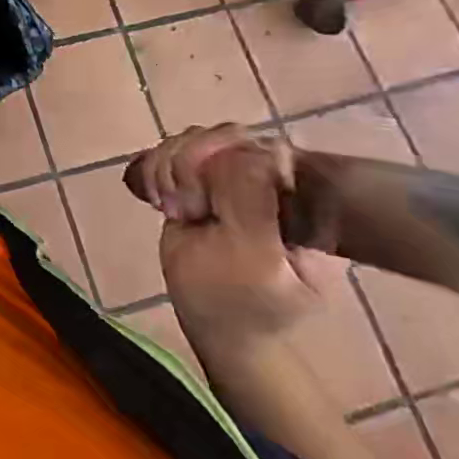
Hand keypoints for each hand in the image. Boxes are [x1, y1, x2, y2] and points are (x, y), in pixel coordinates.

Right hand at [127, 127, 322, 355]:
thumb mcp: (253, 261)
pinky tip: (157, 198)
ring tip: (170, 206)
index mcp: (305, 201)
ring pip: (194, 139)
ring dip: (167, 168)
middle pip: (226, 136)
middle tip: (182, 206)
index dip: (225, 160)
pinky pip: (170, 152)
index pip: (265, 149)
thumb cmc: (241, 301)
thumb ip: (253, 205)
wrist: (212, 321)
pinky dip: (153, 170)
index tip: (202, 197)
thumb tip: (248, 151)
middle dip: (189, 164)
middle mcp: (272, 182)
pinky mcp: (199, 181)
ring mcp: (233, 179)